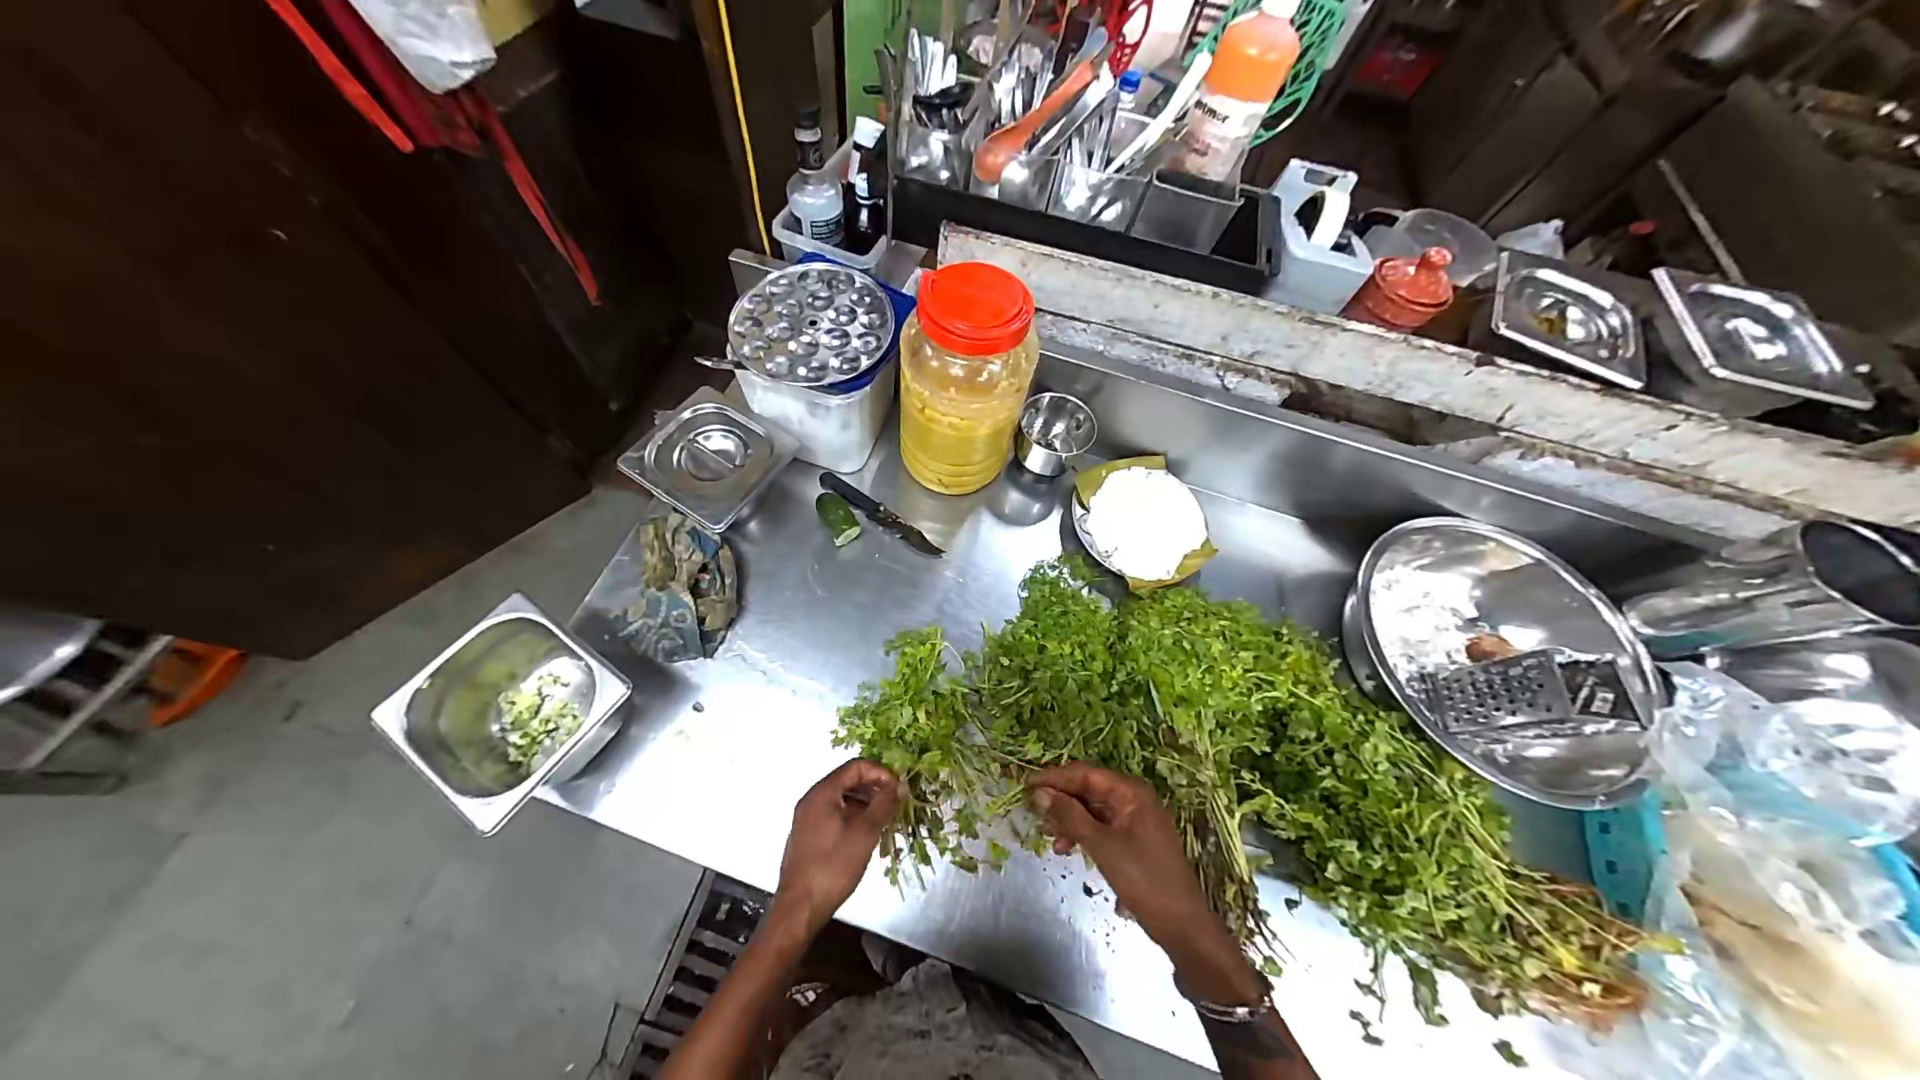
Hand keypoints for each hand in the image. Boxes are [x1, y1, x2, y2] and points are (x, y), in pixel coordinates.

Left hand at [774, 759, 899, 934]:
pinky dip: (853, 815)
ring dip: (865, 802)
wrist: (800, 906)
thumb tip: (898, 785)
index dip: (880, 772)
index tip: (898, 787)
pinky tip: (867, 833)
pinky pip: (834, 813)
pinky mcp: (808, 835)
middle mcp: (811, 799)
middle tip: (895, 801)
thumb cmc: (833, 865)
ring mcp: (807, 818)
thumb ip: (884, 803)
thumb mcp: (865, 832)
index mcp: (822, 793)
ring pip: (842, 798)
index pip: (855, 766)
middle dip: (874, 787)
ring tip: (885, 818)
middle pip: (847, 780)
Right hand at [1029, 762, 1265, 1007]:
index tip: (1025, 786)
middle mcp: (1132, 799)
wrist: (1181, 925)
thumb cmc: (1144, 879)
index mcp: (1130, 792)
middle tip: (1033, 814)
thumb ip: (1070, 816)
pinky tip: (1064, 849)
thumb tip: (1040, 793)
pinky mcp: (1131, 840)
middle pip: (1087, 789)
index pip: (1084, 774)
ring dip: (1067, 819)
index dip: (1054, 778)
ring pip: (1091, 809)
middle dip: (1060, 801)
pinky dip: (1080, 834)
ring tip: (1047, 836)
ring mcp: (1133, 820)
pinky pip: (1099, 826)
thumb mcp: (1102, 845)